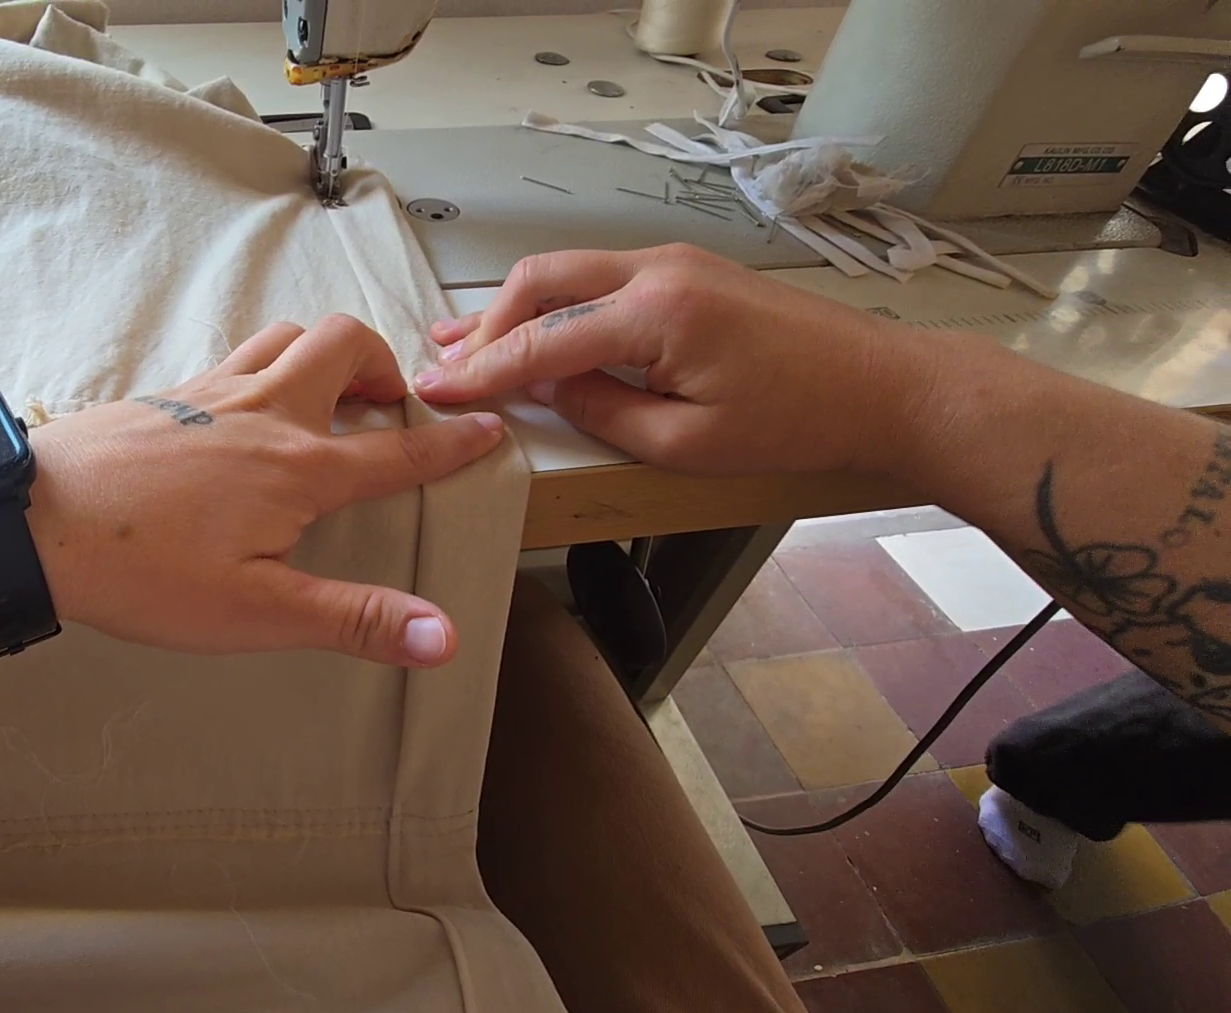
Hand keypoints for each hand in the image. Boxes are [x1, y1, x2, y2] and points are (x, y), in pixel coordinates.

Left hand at [25, 316, 505, 667]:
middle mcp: (262, 413)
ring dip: (323, 355)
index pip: (395, 454)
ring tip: (330, 396)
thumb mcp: (257, 611)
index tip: (485, 428)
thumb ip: (355, 619)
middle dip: (381, 364)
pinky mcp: (169, 396)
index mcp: (297, 469)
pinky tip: (249, 410)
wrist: (34, 522)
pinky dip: (266, 366)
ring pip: (286, 337)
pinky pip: (234, 357)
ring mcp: (210, 395)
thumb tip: (443, 637)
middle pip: (342, 346)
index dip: (449, 446)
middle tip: (388, 405)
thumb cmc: (144, 570)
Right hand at [414, 245, 945, 476]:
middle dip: (484, 328)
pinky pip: (592, 280)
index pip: (540, 340)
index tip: (434, 388)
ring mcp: (669, 264)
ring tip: (458, 339)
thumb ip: (598, 409)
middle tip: (444, 367)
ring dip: (508, 309)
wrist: (885, 386)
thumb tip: (542, 385)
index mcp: (657, 314)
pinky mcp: (680, 273)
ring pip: (560, 272)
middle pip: (539, 282)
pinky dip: (547, 304)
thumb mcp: (682, 443)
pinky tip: (524, 323)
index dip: (479, 370)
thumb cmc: (795, 422)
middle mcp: (656, 271)